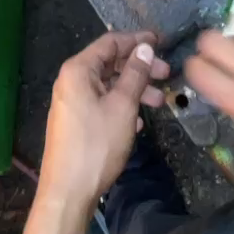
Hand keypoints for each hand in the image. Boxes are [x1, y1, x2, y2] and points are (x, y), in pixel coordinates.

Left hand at [38, 32, 170, 205]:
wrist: (67, 193)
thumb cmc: (96, 144)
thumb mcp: (122, 106)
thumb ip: (135, 74)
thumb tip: (144, 47)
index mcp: (78, 69)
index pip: (110, 42)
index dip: (137, 40)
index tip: (161, 42)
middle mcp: (72, 80)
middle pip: (110, 64)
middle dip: (139, 68)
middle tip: (166, 74)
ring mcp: (72, 102)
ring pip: (108, 86)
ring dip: (134, 90)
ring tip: (159, 102)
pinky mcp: (75, 123)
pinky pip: (102, 104)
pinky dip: (121, 107)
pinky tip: (138, 122)